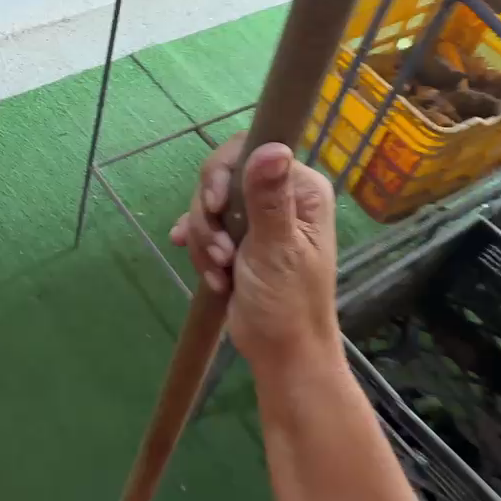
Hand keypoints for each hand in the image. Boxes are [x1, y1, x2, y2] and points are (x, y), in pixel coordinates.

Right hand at [170, 135, 339, 371]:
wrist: (280, 352)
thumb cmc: (287, 303)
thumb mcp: (276, 249)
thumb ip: (269, 198)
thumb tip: (272, 147)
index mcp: (301, 189)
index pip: (249, 149)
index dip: (222, 173)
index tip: (214, 206)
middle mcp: (279, 194)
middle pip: (221, 177)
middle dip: (210, 217)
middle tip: (220, 252)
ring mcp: (256, 217)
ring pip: (208, 205)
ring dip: (206, 241)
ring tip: (220, 274)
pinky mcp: (236, 238)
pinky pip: (203, 227)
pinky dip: (199, 248)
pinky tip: (201, 267)